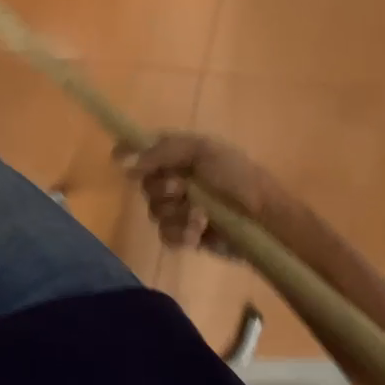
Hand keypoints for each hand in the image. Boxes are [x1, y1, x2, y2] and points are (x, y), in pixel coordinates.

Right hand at [119, 133, 281, 256]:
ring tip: (200, 216)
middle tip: (183, 189)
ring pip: (154, 211)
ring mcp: (180, 209)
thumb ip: (160, 153)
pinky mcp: (186, 235)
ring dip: (176, 214)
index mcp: (179, 154)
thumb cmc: (235, 176)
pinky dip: (180, 234)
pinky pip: (166, 235)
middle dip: (163, 189)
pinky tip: (198, 233)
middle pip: (145, 184)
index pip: (144, 149)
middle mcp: (175, 179)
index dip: (130, 154)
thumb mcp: (200, 151)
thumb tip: (121, 162)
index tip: (121, 162)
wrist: (264, 218)